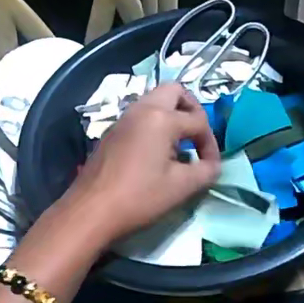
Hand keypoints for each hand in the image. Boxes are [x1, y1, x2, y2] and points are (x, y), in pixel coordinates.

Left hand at [58, 83, 219, 247]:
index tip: (210, 167)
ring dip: (173, 115)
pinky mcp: (113, 131)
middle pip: (175, 91)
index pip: (199, 121)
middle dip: (192, 109)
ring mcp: (124, 118)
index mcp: (162, 118)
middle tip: (197, 135)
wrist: (90, 211)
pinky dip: (155, 123)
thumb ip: (206, 171)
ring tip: (179, 145)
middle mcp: (142, 109)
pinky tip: (157, 152)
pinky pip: (141, 115)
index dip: (210, 144)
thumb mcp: (181, 187)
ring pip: (155, 100)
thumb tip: (213, 165)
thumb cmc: (139, 196)